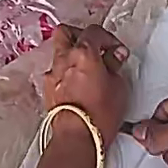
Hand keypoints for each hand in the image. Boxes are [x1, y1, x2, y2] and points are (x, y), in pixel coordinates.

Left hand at [42, 24, 128, 140]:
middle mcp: (63, 58)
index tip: (116, 50)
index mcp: (83, 53)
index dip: (108, 38)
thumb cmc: (99, 114)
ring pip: (59, 51)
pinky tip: (78, 83)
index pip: (93, 31)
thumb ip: (114, 65)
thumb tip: (113, 57)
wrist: (77, 136)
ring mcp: (52, 73)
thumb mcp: (119, 86)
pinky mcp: (48, 88)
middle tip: (95, 47)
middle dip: (81, 35)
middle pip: (66, 32)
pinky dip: (66, 72)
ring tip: (88, 68)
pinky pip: (56, 71)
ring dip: (72, 54)